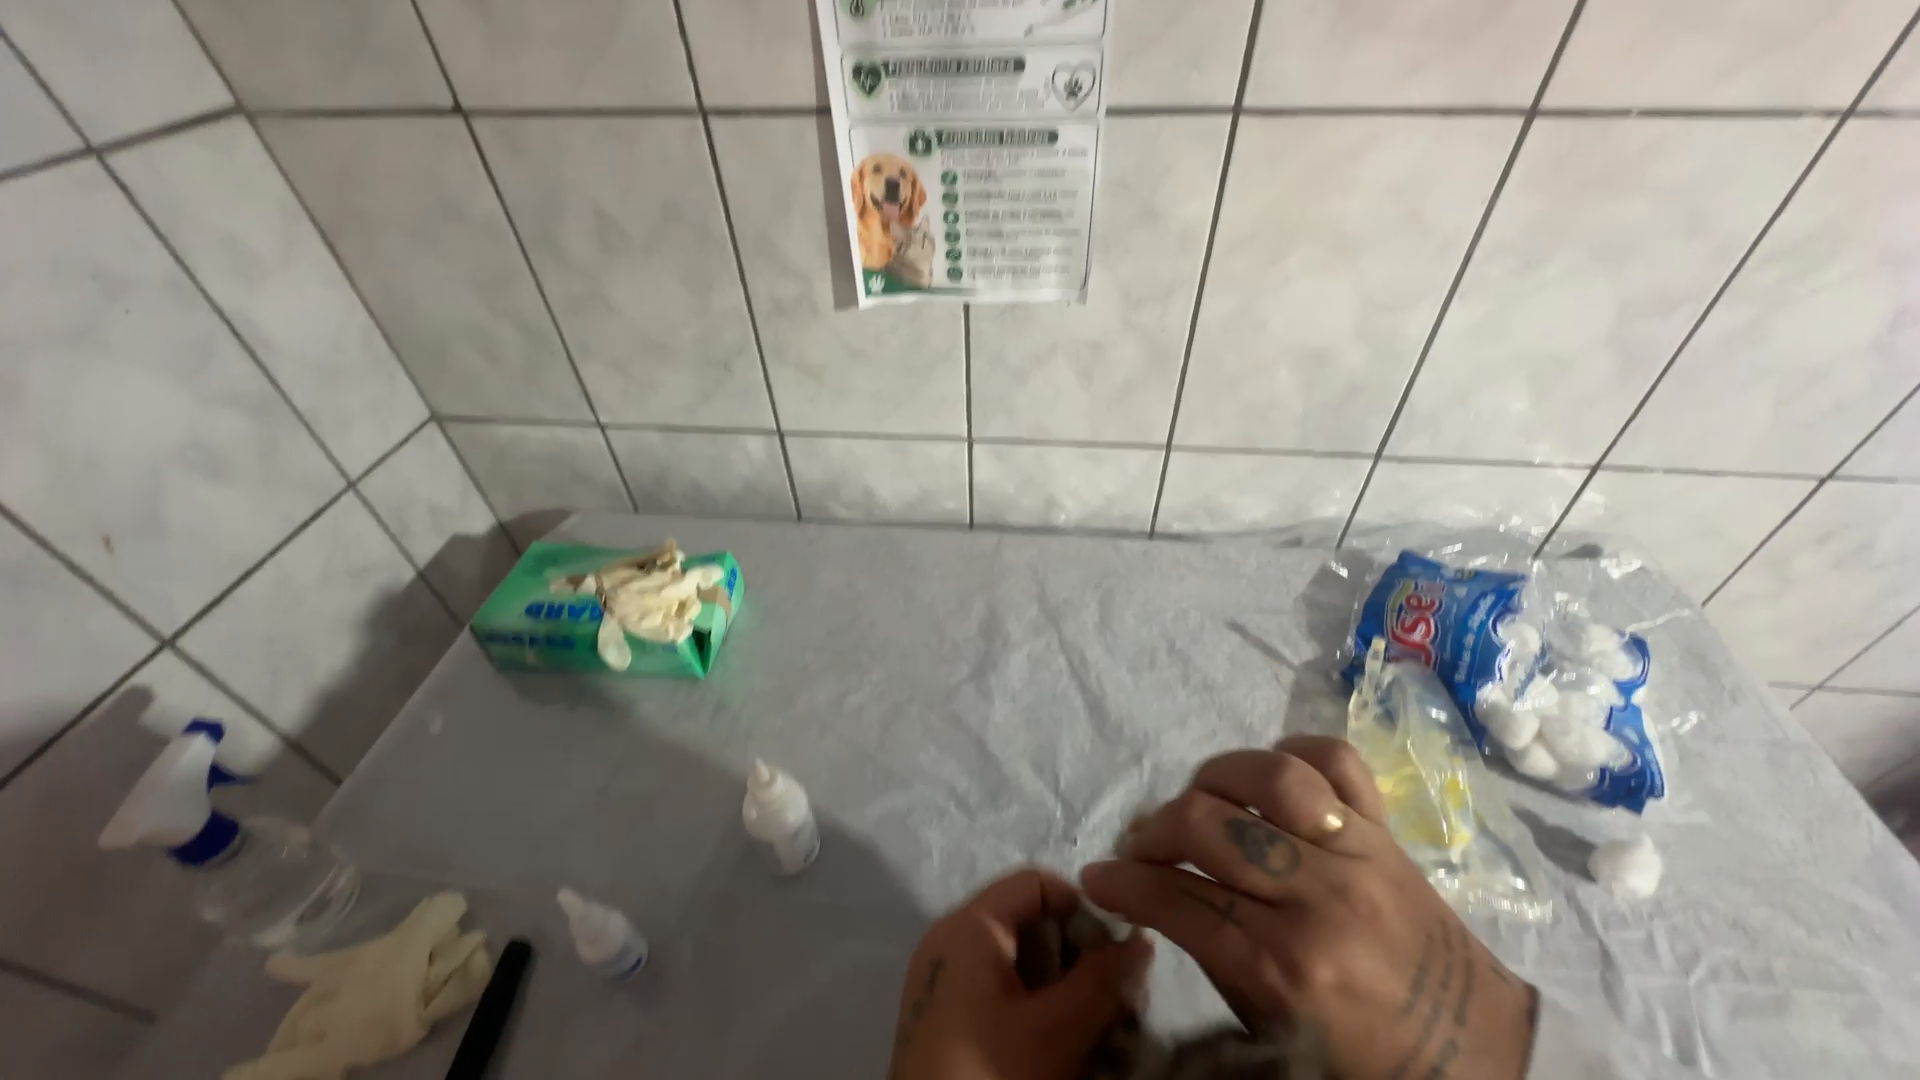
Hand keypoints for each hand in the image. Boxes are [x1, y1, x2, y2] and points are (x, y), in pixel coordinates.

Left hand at [887, 868, 1153, 1079]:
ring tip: (1093, 1027)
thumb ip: (1103, 980)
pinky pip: (998, 991)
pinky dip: (1033, 1007)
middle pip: (1026, 922)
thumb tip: (1141, 941)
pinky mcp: (944, 1017)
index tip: (1117, 952)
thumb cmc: (991, 1073)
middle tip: (1112, 997)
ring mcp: (944, 980)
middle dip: (1075, 955)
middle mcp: (949, 941)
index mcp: (967, 926)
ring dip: (1060, 987)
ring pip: (1016, 962)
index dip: (1082, 908)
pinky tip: (1060, 1046)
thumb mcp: (1057, 1029)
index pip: (1036, 884)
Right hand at [1081, 737, 1537, 1079]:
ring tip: (1198, 803)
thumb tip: (1148, 898)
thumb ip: (1207, 955)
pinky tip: (1270, 778)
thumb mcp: (1270, 1027)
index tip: (1097, 877)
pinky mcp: (1388, 831)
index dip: (1123, 884)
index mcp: (1286, 967)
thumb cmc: (1364, 1057)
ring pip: (1267, 777)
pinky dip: (1294, 754)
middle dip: (1153, 831)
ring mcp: (1360, 853)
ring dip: (1212, 780)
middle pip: (1208, 825)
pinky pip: (1337, 760)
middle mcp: (1320, 899)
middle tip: (1142, 847)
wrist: (1480, 1053)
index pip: (1177, 901)